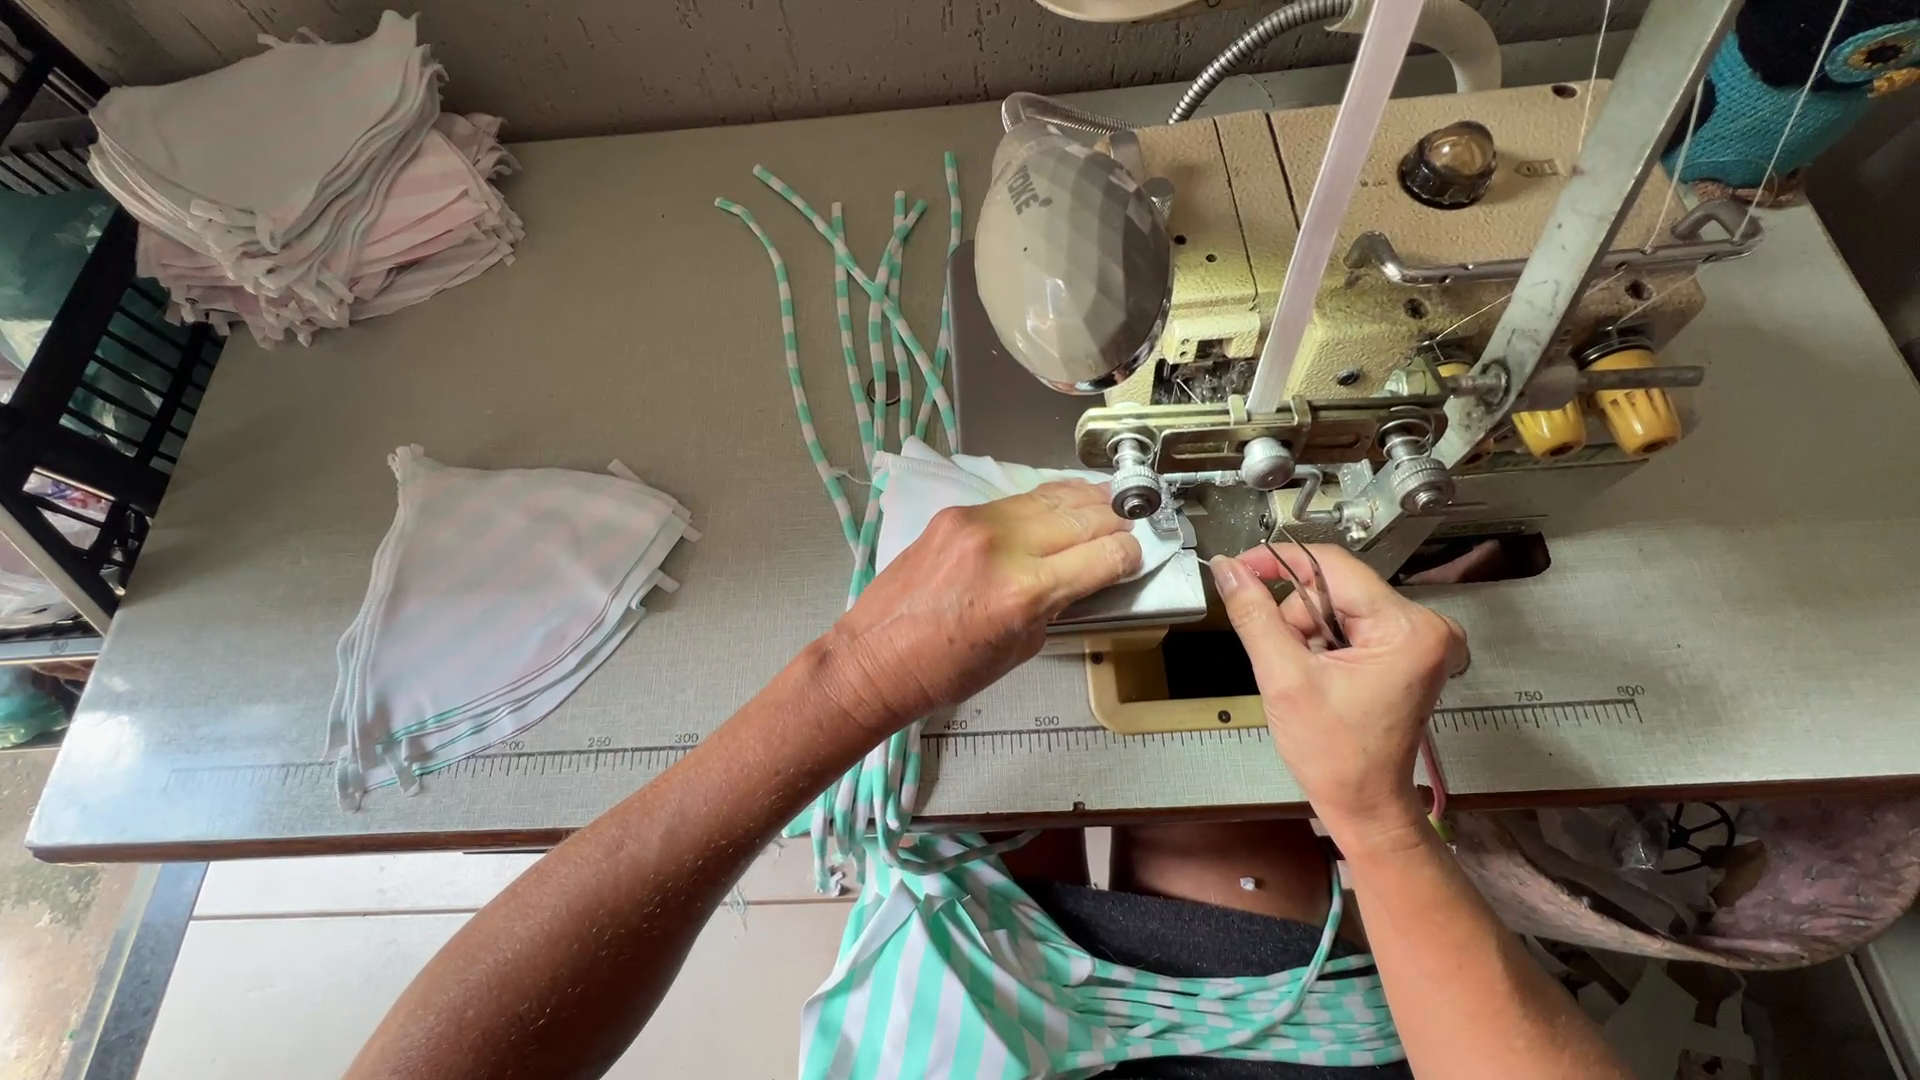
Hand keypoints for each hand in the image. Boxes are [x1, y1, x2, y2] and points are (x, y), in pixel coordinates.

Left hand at [819, 482, 1141, 732]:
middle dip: (1114, 517)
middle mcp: (1004, 547)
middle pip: (1082, 516)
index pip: (1103, 555)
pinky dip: (1042, 502)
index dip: (1129, 554)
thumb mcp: (1021, 649)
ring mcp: (976, 524)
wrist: (876, 657)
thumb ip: (1055, 604)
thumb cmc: (946, 671)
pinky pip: (1013, 501)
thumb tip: (1081, 575)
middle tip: (1131, 518)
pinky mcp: (955, 515)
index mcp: (1025, 592)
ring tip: (1105, 500)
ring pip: (1049, 497)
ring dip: (1083, 499)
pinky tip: (1058, 503)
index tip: (1136, 554)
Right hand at [1209, 544, 1466, 854]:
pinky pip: (1345, 621)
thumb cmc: (1335, 755)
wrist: (1363, 803)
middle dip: (1293, 616)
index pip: (1330, 564)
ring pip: (1333, 603)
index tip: (1237, 569)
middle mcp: (1422, 624)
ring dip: (1303, 631)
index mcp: (1406, 627)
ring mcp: (1415, 637)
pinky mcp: (1402, 649)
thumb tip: (1227, 568)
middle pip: (1331, 585)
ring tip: (1303, 675)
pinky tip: (1317, 674)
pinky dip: (1318, 641)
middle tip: (1284, 658)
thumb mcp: (1283, 677)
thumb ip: (1254, 614)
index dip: (1276, 562)